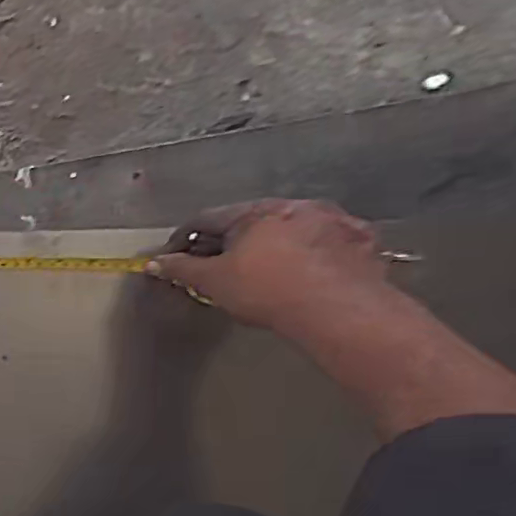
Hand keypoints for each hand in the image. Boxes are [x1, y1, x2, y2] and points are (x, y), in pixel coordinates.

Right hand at [145, 199, 397, 334]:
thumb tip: (154, 262)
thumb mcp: (211, 281)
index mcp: (255, 211)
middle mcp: (296, 206)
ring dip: (268, 244)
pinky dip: (304, 253)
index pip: (207, 218)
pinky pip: (321, 242)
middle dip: (227, 240)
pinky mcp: (361, 240)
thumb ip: (180, 268)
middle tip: (212, 266)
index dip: (183, 238)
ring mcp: (335, 220)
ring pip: (288, 228)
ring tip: (255, 269)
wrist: (337, 309)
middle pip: (250, 220)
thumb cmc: (263, 289)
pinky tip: (298, 274)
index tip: (172, 258)